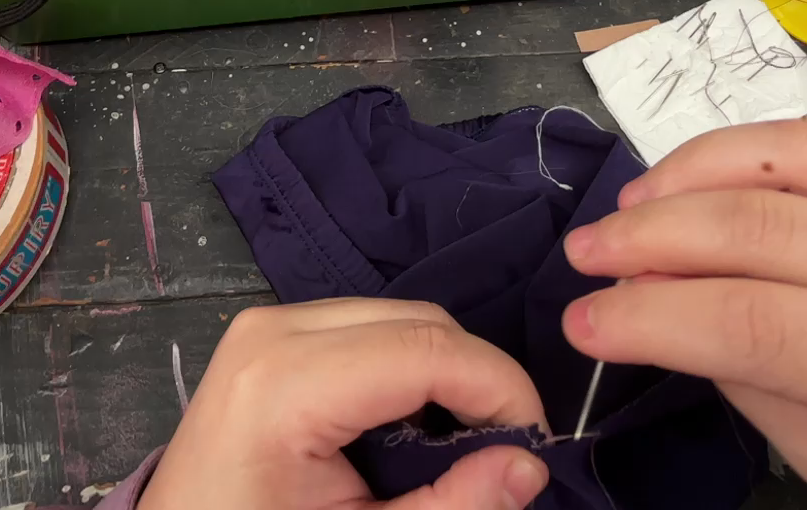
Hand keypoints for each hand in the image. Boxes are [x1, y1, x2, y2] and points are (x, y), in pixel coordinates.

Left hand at [139, 297, 549, 509]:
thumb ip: (451, 509)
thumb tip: (529, 464)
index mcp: (283, 383)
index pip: (423, 349)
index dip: (499, 387)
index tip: (538, 444)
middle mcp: (274, 328)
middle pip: (415, 321)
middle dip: (477, 378)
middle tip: (506, 450)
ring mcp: (268, 321)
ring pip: (396, 316)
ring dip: (444, 370)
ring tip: (462, 442)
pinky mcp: (271, 331)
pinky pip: (365, 327)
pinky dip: (406, 365)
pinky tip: (410, 422)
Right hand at [561, 120, 806, 509]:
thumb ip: (747, 372)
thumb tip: (647, 295)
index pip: (768, 326)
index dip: (656, 316)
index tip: (580, 321)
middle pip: (768, 228)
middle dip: (652, 235)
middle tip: (582, 253)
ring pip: (789, 159)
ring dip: (686, 176)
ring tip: (625, 209)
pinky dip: (731, 153)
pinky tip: (684, 180)